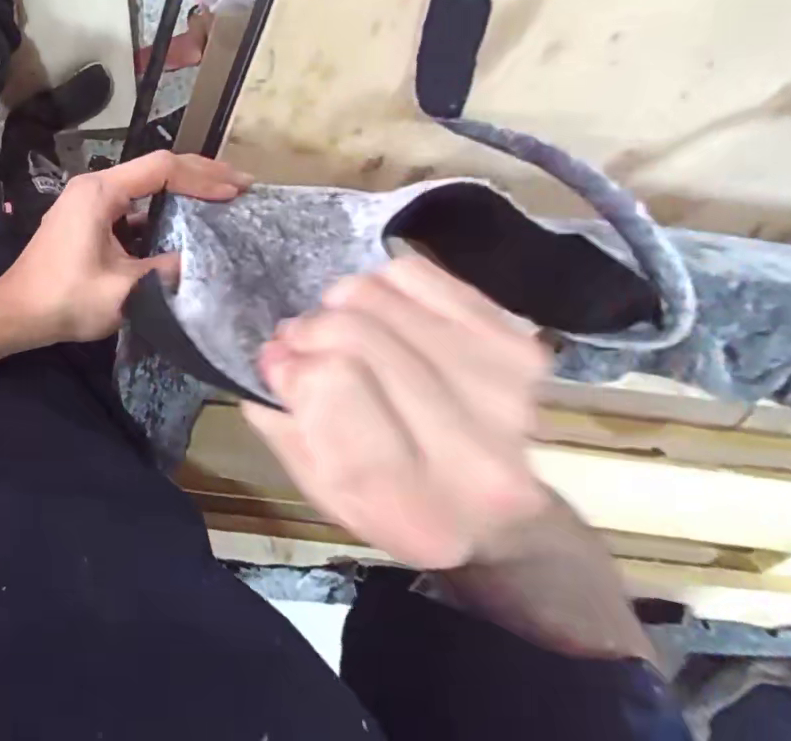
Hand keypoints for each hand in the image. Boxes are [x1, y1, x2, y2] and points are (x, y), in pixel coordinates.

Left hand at [0, 151, 250, 344]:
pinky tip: (184, 222)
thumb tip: (202, 261)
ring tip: (221, 197)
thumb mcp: (124, 290)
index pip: (162, 169)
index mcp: (100, 192)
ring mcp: (89, 201)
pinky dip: (161, 209)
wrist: (15, 313)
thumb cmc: (65, 299)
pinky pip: (132, 204)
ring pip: (145, 185)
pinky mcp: (88, 218)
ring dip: (182, 189)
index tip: (236, 191)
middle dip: (200, 174)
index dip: (203, 177)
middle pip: (155, 168)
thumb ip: (167, 270)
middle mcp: (94, 186)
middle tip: (240, 184)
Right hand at [242, 257, 549, 569]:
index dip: (293, 365)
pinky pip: (418, 275)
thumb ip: (291, 429)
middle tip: (297, 339)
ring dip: (340, 305)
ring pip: (384, 298)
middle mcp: (472, 450)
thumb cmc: (401, 504)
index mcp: (415, 509)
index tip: (278, 366)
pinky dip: (382, 282)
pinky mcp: (516, 343)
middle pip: (358, 337)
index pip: (334, 386)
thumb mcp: (330, 495)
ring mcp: (504, 389)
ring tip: (337, 325)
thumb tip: (274, 358)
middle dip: (310, 331)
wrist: (506, 514)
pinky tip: (381, 311)